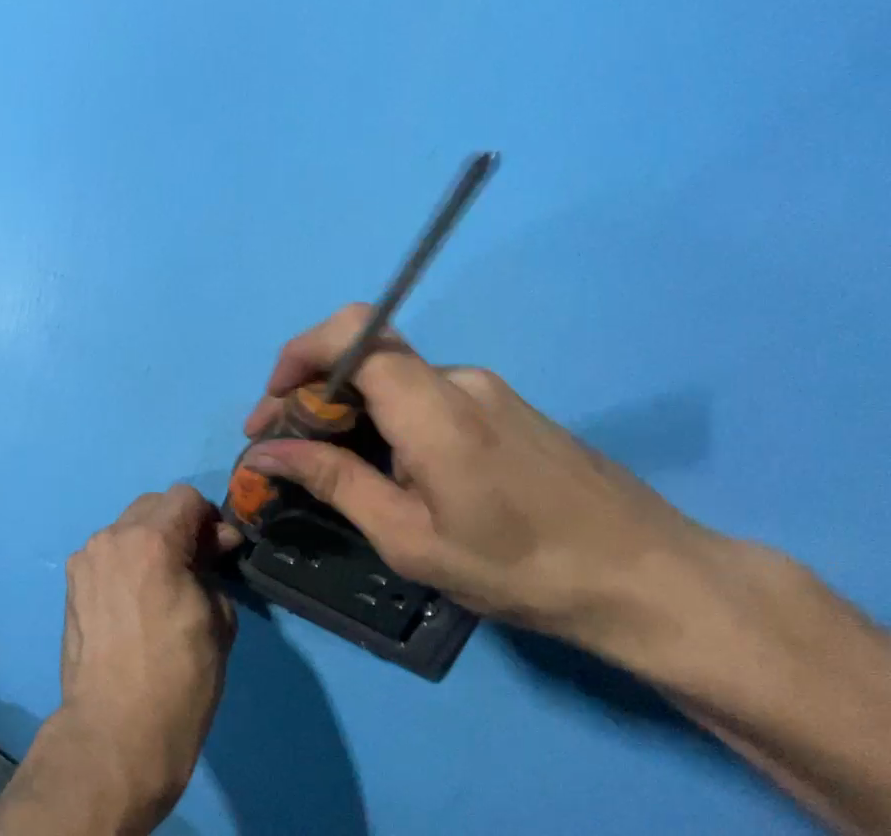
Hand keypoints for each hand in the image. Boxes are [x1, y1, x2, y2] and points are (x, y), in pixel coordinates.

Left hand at [54, 485, 241, 829]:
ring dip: (148, 543)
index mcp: (150, 541)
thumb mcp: (218, 620)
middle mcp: (110, 538)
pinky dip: (125, 564)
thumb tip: (208, 547)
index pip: (185, 497)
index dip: (208, 518)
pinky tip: (136, 602)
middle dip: (177, 525)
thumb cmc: (179, 678)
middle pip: (151, 506)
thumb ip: (211, 569)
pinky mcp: (70, 584)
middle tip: (197, 566)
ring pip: (125, 529)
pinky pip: (106, 556)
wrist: (116, 728)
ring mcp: (84, 560)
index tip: (219, 550)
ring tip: (163, 587)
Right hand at [239, 304, 708, 647]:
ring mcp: (487, 391)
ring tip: (328, 466)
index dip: (298, 355)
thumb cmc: (523, 570)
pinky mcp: (504, 408)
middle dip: (308, 391)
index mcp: (435, 409)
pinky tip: (385, 469)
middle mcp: (460, 382)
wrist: (656, 583)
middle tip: (281, 445)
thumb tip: (264, 451)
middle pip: (363, 355)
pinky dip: (383, 419)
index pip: (352, 336)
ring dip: (346, 410)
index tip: (272, 407)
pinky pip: (423, 396)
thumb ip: (334, 482)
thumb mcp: (410, 540)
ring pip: (391, 379)